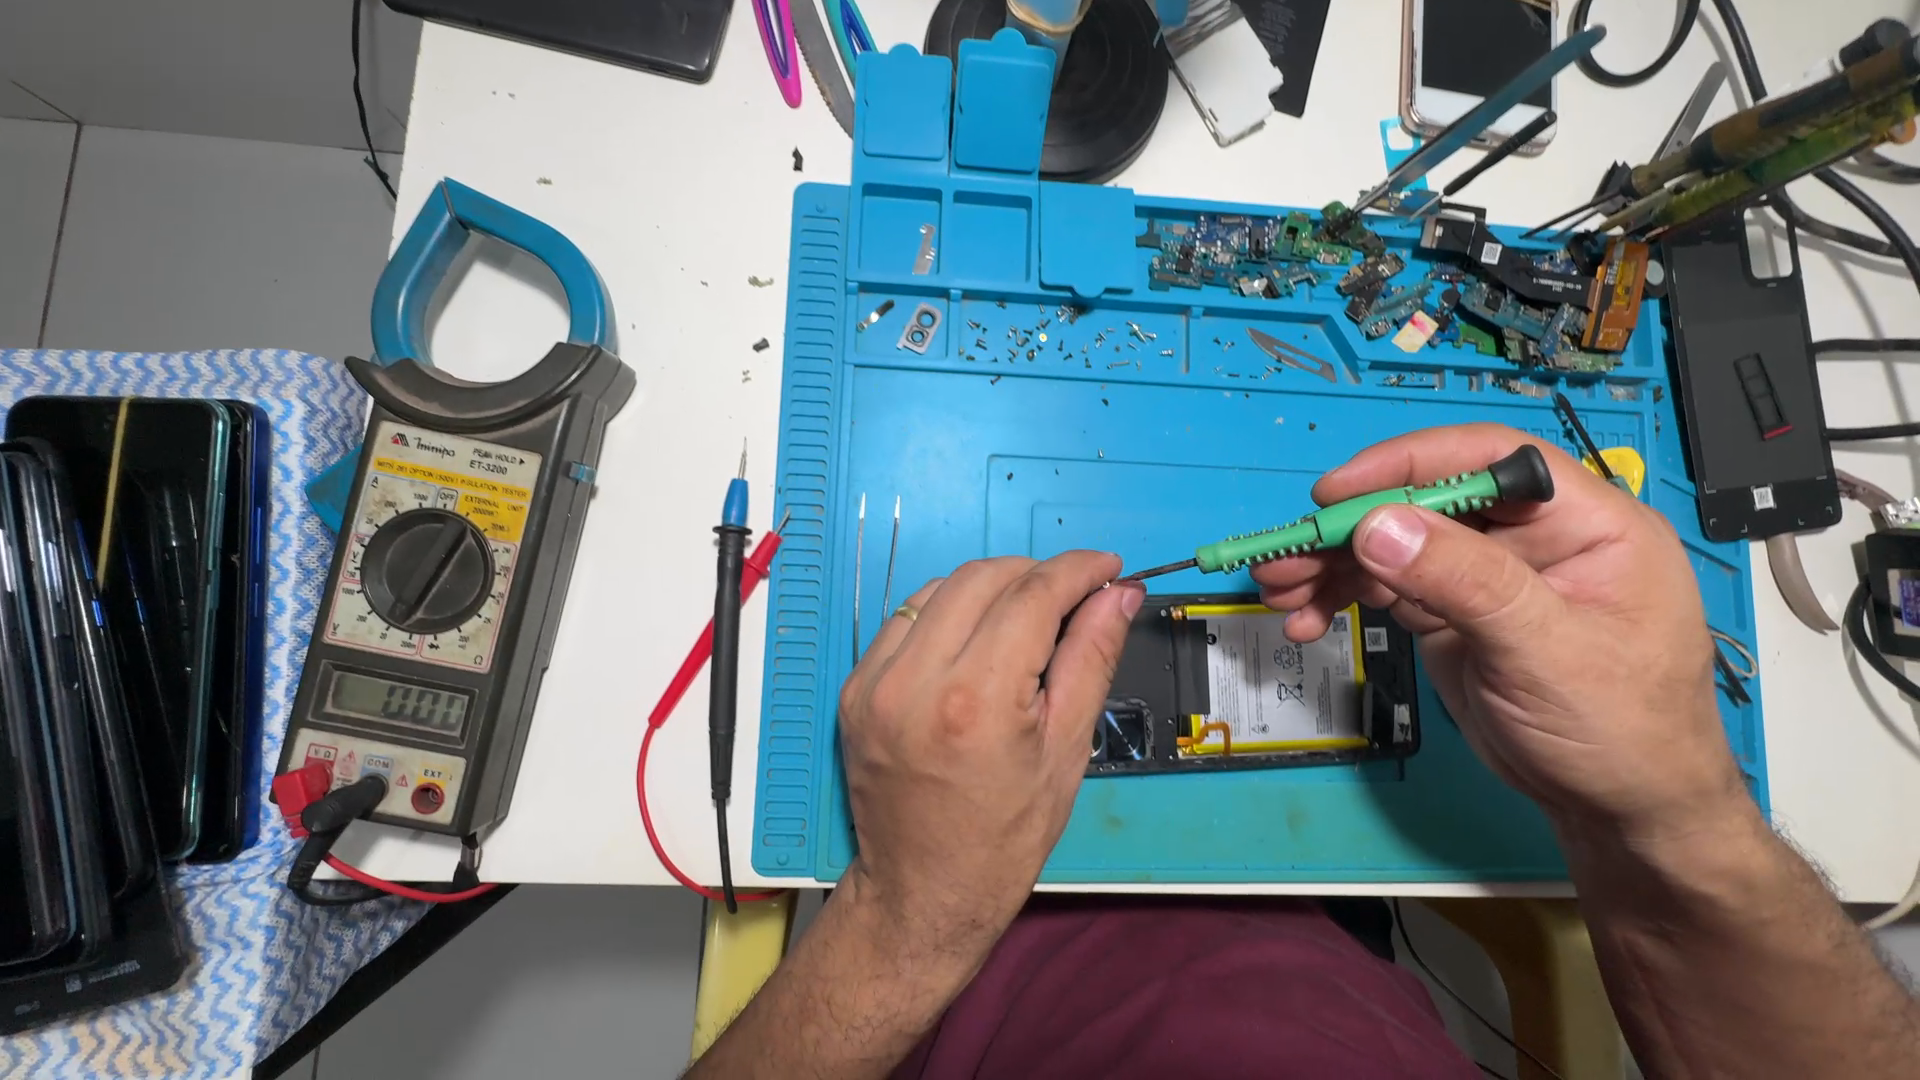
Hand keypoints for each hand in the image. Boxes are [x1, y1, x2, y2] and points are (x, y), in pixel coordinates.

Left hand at [837, 553, 1142, 959]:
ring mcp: (874, 681)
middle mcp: (914, 679)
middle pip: (982, 577)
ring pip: (940, 588)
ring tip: (1027, 616)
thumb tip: (1119, 595)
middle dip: (1036, 572)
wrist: (922, 892)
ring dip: (991, 586)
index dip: (1077, 570)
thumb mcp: (1067, 750)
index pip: (1032, 596)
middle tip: (1073, 595)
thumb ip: (1092, 657)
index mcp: (976, 701)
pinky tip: (975, 638)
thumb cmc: (1007, 836)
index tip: (1107, 567)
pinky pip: (907, 618)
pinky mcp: (854, 688)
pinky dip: (948, 611)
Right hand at [1252, 424, 1749, 843]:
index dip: (1408, 462)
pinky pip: (1377, 587)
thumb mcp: (1548, 653)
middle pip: (1418, 503)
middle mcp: (1521, 537)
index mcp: (1580, 523)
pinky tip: (1305, 620)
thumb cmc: (1617, 729)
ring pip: (1386, 544)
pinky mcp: (1442, 610)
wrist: (1613, 808)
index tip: (1336, 492)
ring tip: (1278, 591)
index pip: (1488, 459)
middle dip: (1344, 528)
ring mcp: (1476, 574)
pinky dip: (1336, 598)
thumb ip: (1466, 583)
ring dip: (1326, 566)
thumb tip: (1376, 526)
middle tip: (1284, 555)